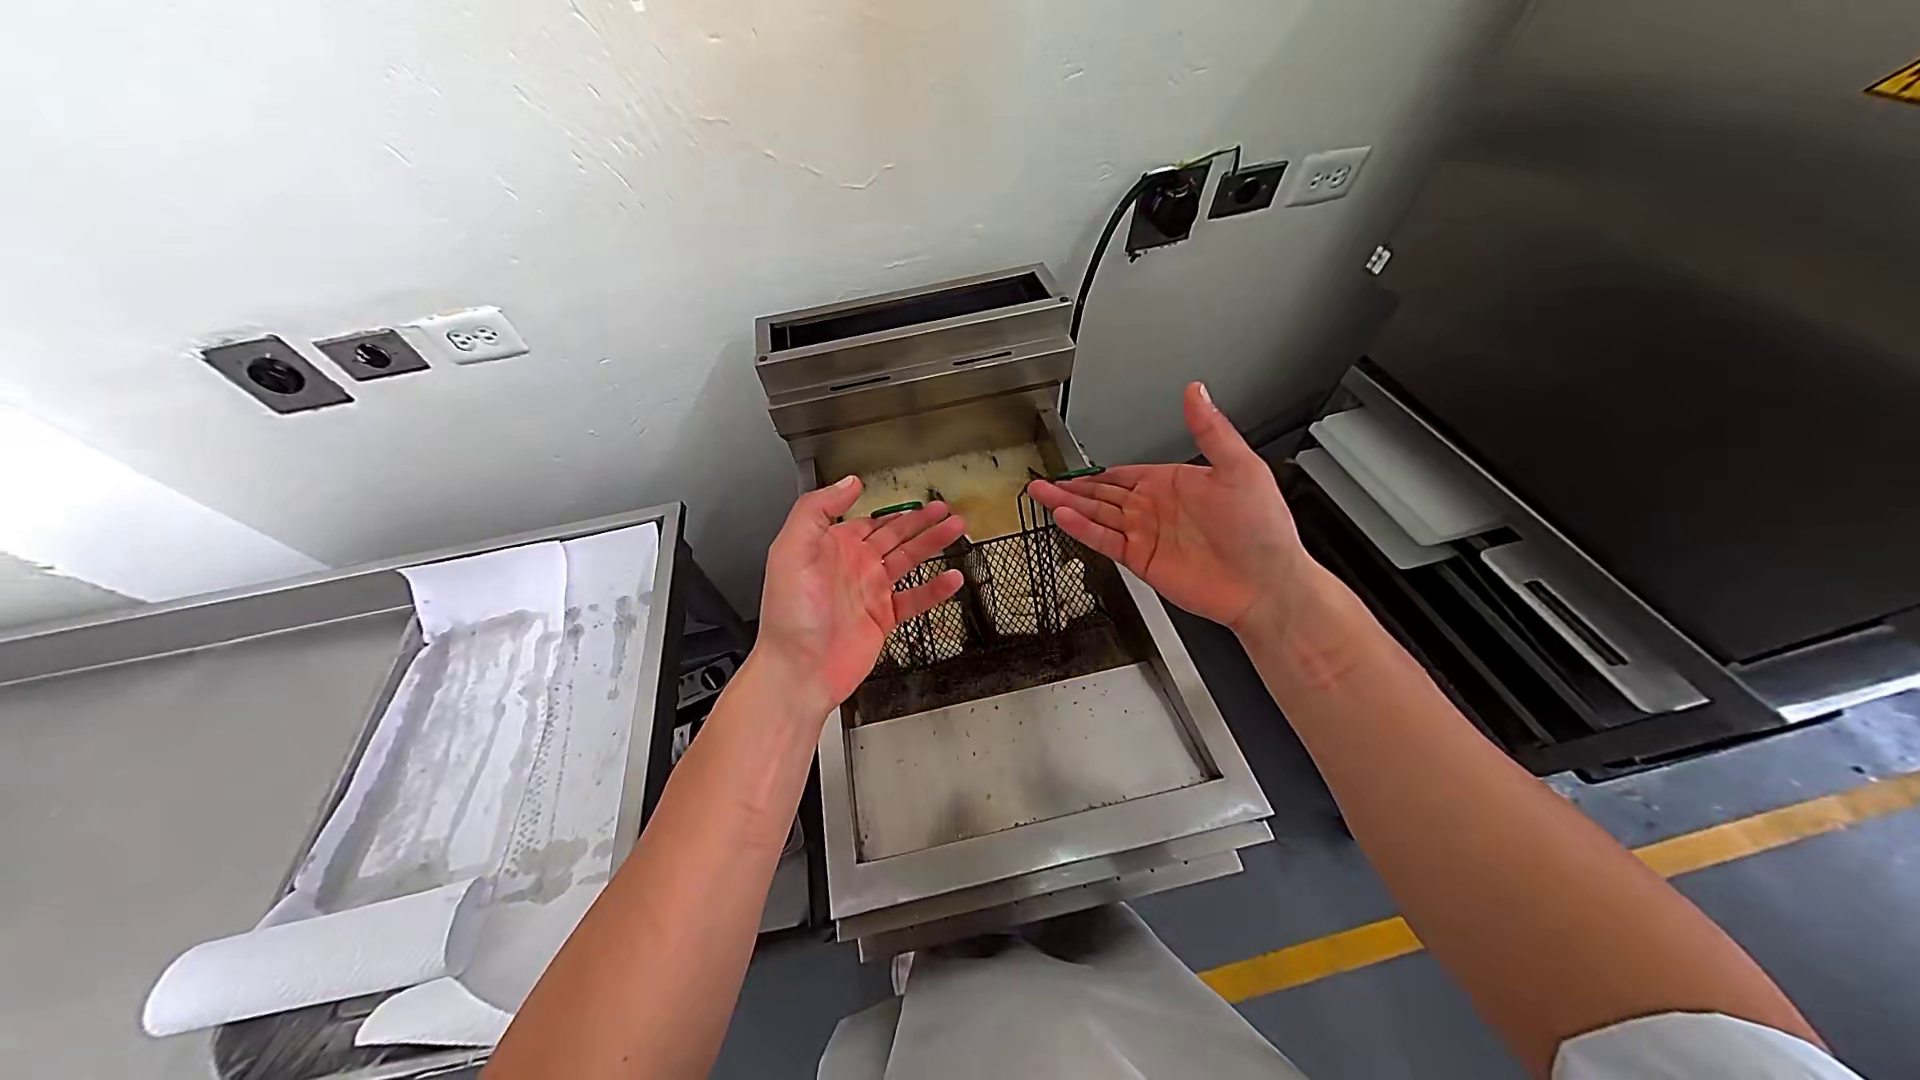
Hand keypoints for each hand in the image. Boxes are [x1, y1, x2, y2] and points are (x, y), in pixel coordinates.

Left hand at [753, 477, 966, 718]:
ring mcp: (870, 592)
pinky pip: (915, 598)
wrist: (799, 670)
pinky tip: (952, 578)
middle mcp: (853, 567)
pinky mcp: (883, 618)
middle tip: (943, 509)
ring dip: (933, 544)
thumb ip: (816, 510)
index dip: (893, 508)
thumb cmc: (789, 616)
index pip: (868, 520)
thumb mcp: (792, 550)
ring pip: (909, 560)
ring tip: (955, 529)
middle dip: (920, 521)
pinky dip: (936, 589)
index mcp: (831, 547)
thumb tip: (847, 483)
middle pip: (895, 536)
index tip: (913, 498)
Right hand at [1026, 382, 1308, 636]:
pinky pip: (1105, 540)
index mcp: (1172, 484)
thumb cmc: (1263, 529)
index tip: (1072, 468)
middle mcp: (1154, 509)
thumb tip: (1196, 393)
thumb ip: (1210, 430)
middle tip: (1044, 482)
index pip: (1123, 474)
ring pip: (1096, 515)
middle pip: (1101, 494)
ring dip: (1067, 505)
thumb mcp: (1240, 467)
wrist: (1266, 582)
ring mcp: (1146, 535)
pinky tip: (1063, 518)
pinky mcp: (1141, 559)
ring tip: (1040, 494)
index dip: (1095, 471)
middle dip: (1070, 488)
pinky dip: (1082, 530)